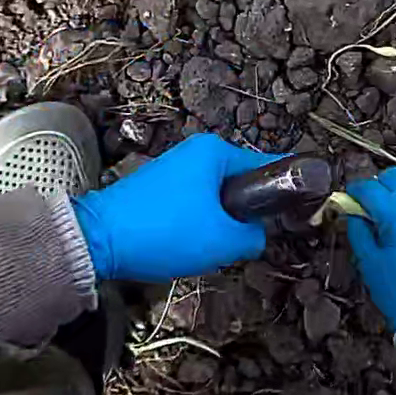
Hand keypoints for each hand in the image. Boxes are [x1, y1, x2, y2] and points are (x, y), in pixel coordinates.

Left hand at [69, 134, 281, 281]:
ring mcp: (176, 166)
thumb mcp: (222, 241)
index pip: (267, 164)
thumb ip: (253, 237)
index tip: (301, 207)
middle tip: (251, 236)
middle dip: (248, 209)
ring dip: (223, 217)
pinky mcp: (159, 185)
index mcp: (216, 151)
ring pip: (218, 194)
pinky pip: (196, 199)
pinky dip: (202, 218)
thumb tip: (258, 236)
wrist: (95, 242)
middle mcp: (197, 151)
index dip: (285, 187)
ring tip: (221, 243)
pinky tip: (195, 241)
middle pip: (241, 181)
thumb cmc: (166, 231)